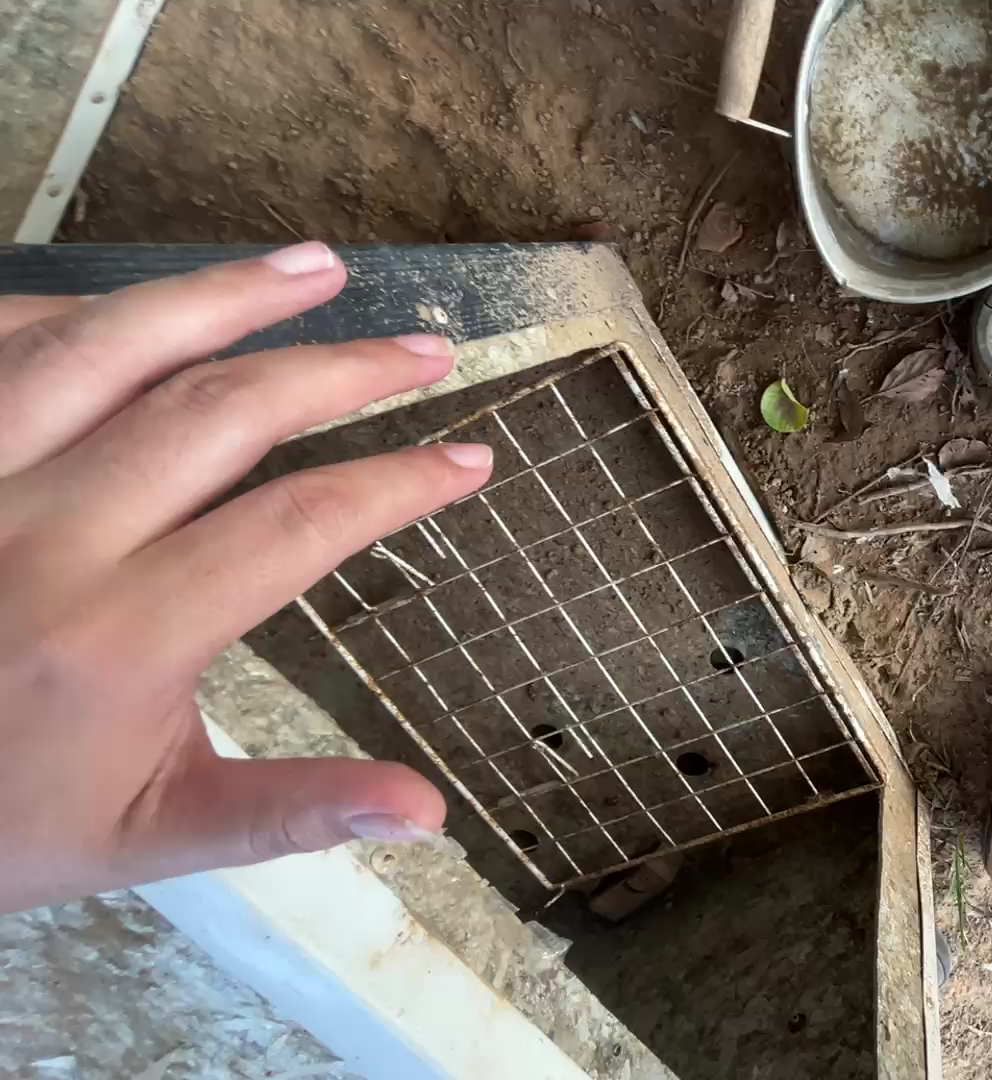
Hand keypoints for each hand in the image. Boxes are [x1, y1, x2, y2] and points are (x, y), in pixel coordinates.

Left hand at [0, 242, 493, 914]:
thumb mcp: (145, 838)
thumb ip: (296, 812)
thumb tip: (430, 813)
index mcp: (117, 632)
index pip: (302, 521)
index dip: (401, 480)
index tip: (473, 462)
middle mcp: (36, 534)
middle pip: (224, 412)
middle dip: (348, 371)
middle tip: (430, 350)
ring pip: (107, 349)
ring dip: (229, 298)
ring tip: (319, 268)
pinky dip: (88, 309)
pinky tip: (162, 303)